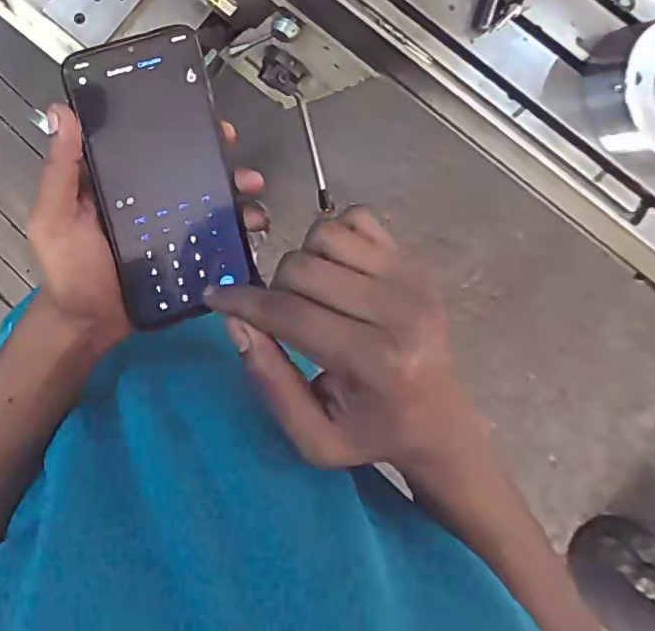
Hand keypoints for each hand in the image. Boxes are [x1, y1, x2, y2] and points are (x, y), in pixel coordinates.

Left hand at [26, 103, 268, 349]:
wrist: (90, 323)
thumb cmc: (66, 266)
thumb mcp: (52, 215)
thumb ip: (59, 169)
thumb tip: (59, 112)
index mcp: (111, 177)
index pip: (142, 140)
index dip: (167, 121)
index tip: (193, 110)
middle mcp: (142, 193)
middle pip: (183, 161)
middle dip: (212, 148)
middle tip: (229, 142)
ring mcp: (166, 220)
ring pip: (206, 191)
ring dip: (232, 181)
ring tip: (248, 183)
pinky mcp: (184, 247)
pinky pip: (214, 227)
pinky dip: (236, 219)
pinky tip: (250, 219)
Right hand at [204, 206, 488, 472]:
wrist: (439, 420)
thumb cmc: (369, 431)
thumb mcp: (313, 437)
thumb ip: (269, 381)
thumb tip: (236, 322)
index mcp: (377, 361)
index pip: (290, 313)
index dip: (242, 302)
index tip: (214, 297)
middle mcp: (401, 311)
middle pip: (301, 267)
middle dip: (275, 288)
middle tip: (282, 315)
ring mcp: (412, 278)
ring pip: (324, 234)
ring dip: (304, 260)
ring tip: (313, 293)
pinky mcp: (415, 260)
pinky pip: (356, 218)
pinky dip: (334, 236)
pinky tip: (338, 271)